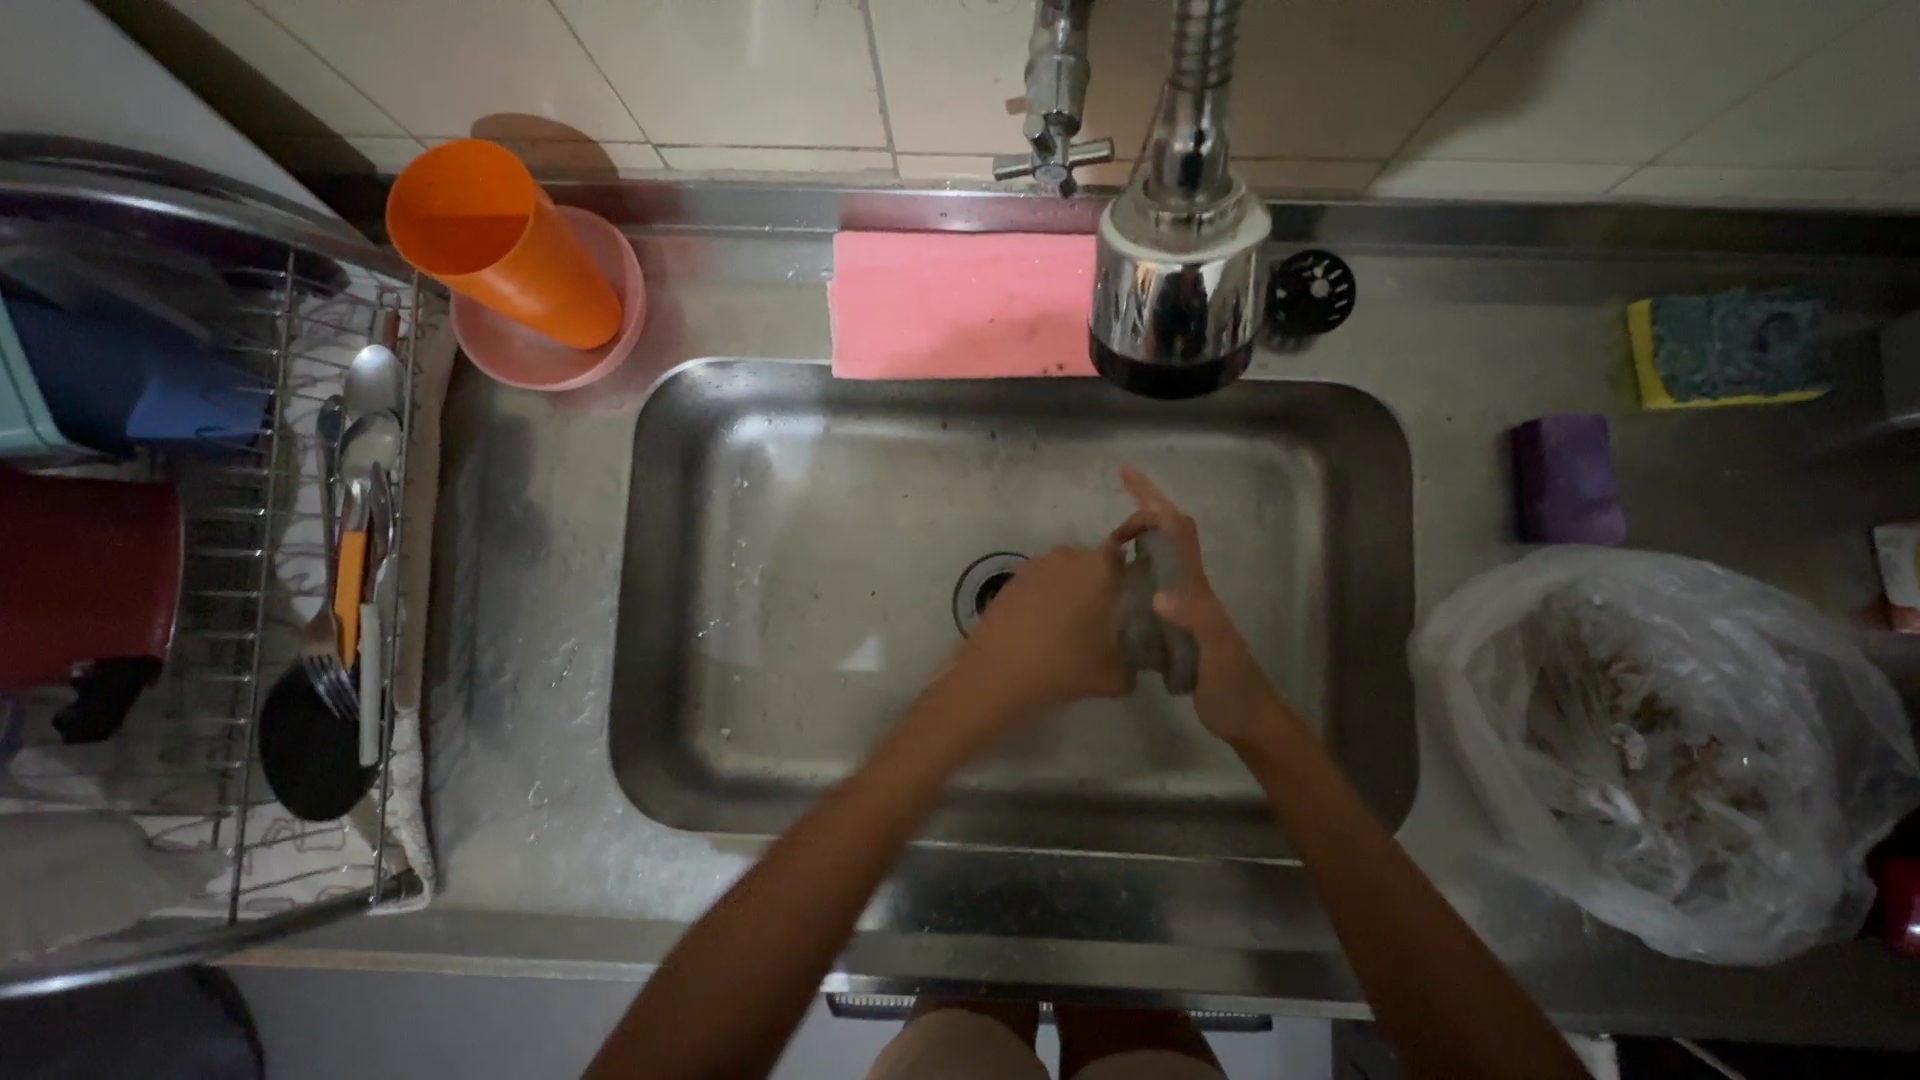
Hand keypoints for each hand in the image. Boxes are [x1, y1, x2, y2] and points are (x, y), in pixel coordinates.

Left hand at [952, 543, 1133, 720]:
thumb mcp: (1111, 677)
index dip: (1124, 574)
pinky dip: (1038, 601)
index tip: (1125, 597)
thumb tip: (1130, 672)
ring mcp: (1033, 567)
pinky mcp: (1008, 583)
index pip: (1119, 556)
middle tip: (1097, 616)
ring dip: (1063, 591)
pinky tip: (1037, 628)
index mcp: (1098, 569)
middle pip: (1087, 563)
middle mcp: (1066, 558)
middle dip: (1093, 584)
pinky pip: (1034, 586)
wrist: (1000, 672)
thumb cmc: (1065, 665)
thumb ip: (1129, 670)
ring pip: (1058, 573)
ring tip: (1064, 625)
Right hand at [1110, 466, 1288, 746]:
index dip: (1153, 499)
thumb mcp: (1216, 653)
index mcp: (1196, 587)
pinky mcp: (1176, 626)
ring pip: (1162, 557)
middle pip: (1171, 534)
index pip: (1176, 529)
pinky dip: (1134, 571)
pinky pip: (1153, 584)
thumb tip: (1158, 592)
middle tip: (1114, 508)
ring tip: (1108, 543)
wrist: (1248, 718)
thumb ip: (1194, 620)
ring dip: (1139, 538)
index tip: (1126, 476)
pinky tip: (1118, 584)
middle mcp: (1190, 589)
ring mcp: (1184, 606)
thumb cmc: (1233, 686)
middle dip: (1145, 509)